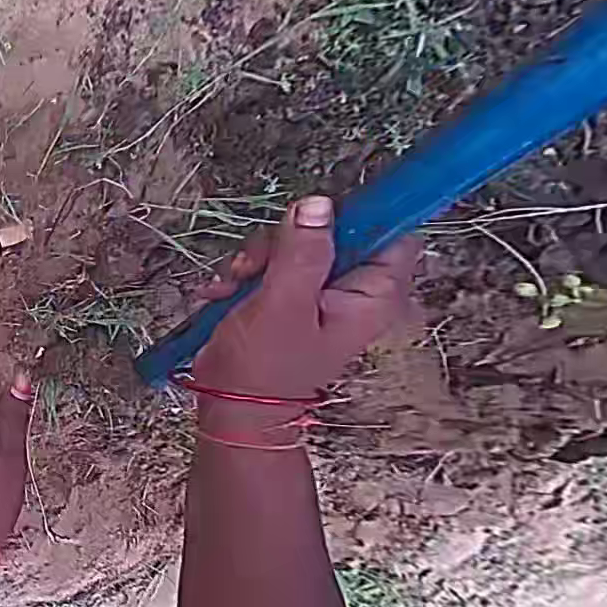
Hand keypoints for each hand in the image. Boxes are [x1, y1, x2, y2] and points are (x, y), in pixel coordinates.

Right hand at [193, 195, 422, 400]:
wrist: (231, 404)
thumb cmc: (264, 362)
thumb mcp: (281, 304)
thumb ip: (301, 253)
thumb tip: (317, 202)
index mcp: (371, 292)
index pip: (387, 233)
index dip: (350, 220)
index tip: (305, 221)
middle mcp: (347, 290)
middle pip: (324, 237)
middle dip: (278, 246)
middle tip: (253, 269)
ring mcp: (311, 297)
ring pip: (285, 252)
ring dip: (249, 264)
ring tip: (230, 289)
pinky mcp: (278, 302)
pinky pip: (261, 272)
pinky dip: (236, 279)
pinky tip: (219, 296)